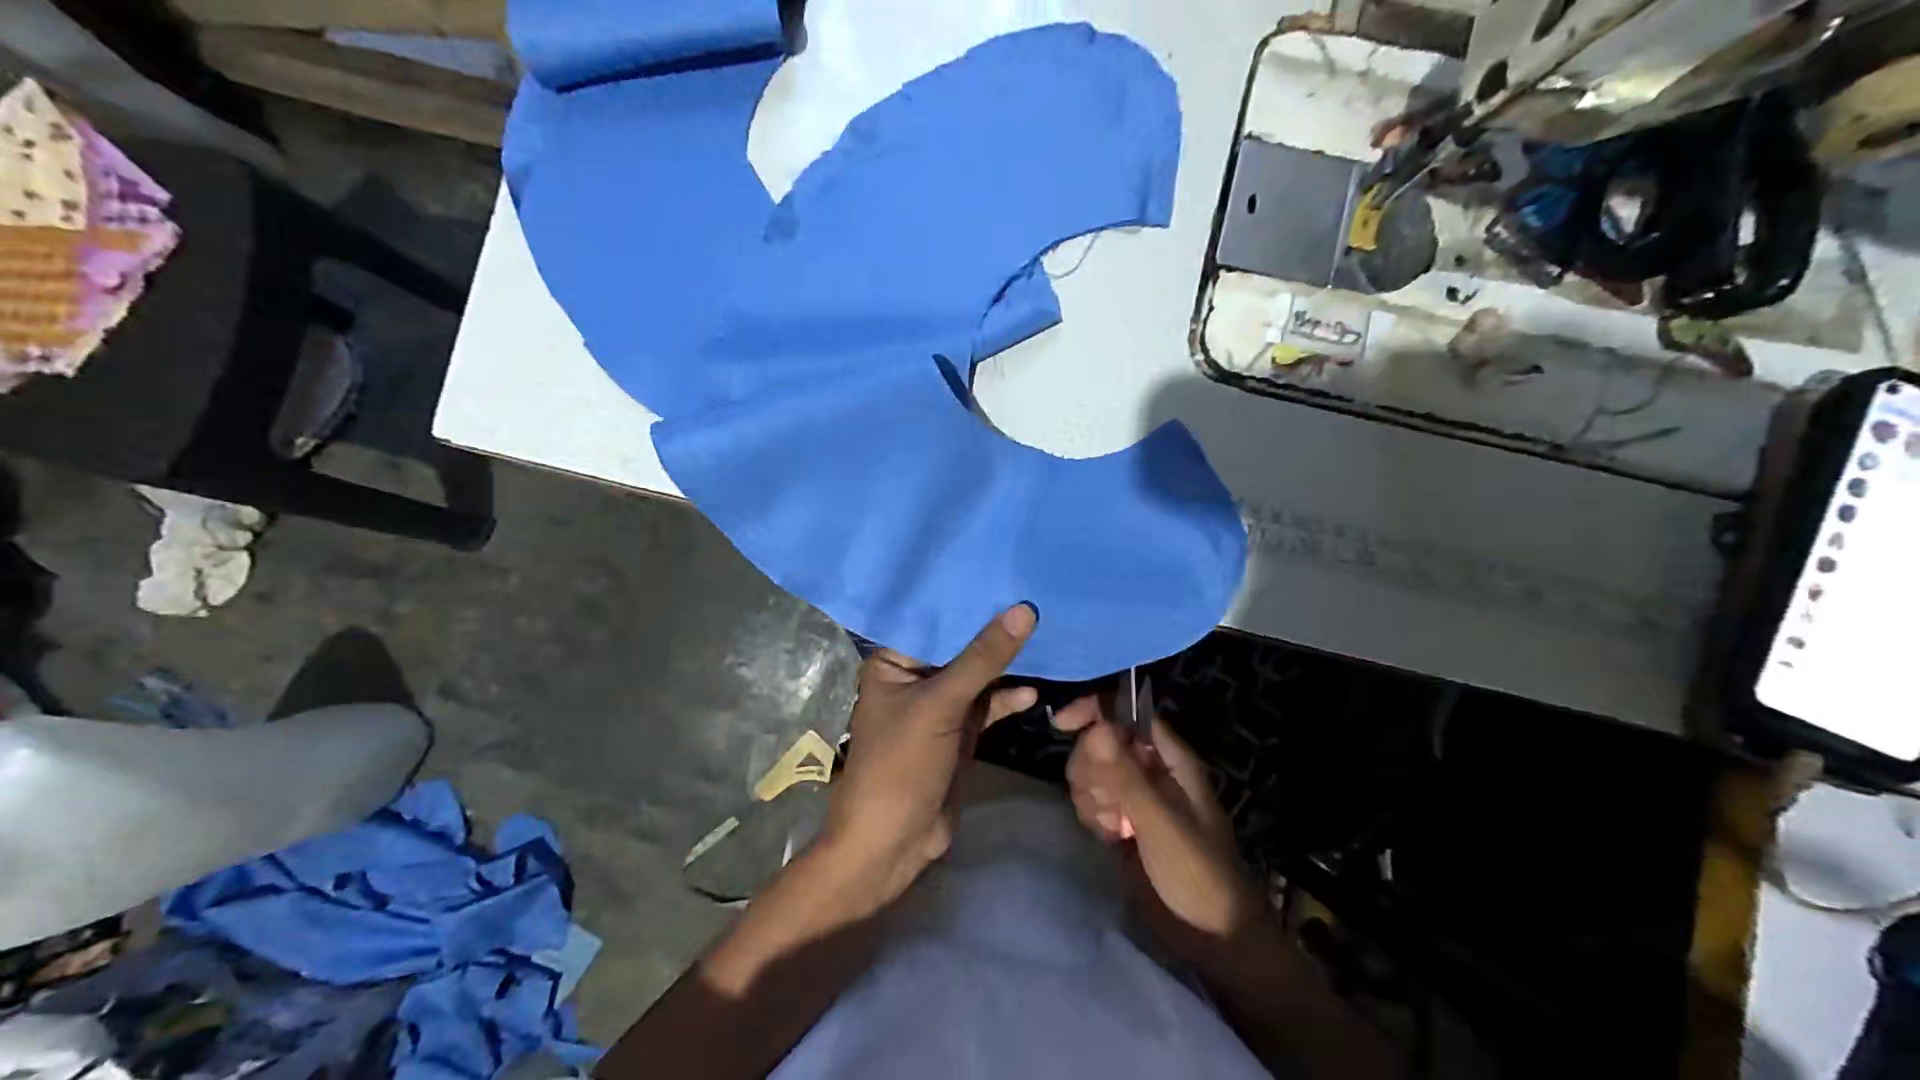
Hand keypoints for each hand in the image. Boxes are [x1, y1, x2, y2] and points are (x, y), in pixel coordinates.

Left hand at [817, 604, 1039, 902]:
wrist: (893, 844)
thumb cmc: (900, 765)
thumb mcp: (941, 706)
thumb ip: (982, 659)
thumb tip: (1023, 610)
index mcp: (891, 663)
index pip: (931, 619)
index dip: (965, 598)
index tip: (1005, 570)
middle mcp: (913, 678)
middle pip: (957, 646)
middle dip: (992, 629)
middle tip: (1034, 594)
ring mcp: (937, 707)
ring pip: (976, 676)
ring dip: (1005, 665)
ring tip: (1044, 636)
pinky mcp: (957, 732)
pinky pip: (986, 706)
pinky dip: (1007, 700)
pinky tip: (1034, 692)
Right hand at [1053, 697, 1269, 963]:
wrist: (1213, 939)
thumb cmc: (1198, 874)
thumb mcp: (1162, 824)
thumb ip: (1126, 776)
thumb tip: (1095, 728)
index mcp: (1170, 758)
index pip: (1127, 713)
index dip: (1095, 712)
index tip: (1061, 724)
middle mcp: (1151, 770)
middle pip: (1100, 741)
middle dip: (1092, 768)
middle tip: (1110, 806)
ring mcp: (1135, 797)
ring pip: (1090, 771)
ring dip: (1091, 795)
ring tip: (1114, 828)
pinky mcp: (1122, 822)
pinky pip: (1091, 800)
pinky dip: (1091, 814)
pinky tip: (1108, 838)